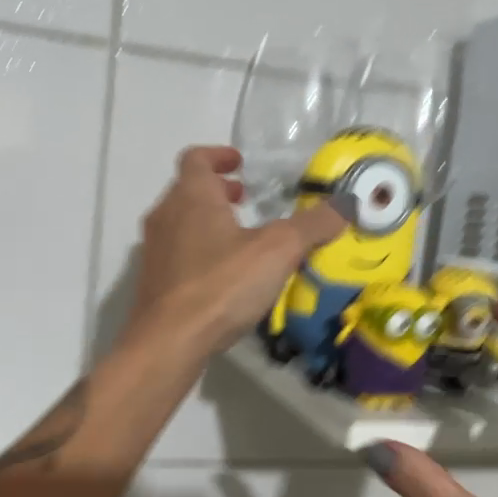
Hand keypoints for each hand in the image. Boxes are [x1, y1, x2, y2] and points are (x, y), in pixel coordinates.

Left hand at [121, 146, 346, 355]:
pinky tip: (223, 278)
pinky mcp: (152, 282)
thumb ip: (312, 225)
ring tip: (240, 240)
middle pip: (188, 190)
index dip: (219, 155)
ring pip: (180, 223)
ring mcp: (153, 251)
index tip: (241, 164)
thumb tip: (345, 205)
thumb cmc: (221, 284)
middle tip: (246, 200)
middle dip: (218, 192)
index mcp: (191, 196)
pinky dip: (198, 253)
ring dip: (207, 223)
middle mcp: (165, 215)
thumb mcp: (277, 251)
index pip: (196, 158)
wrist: (168, 341)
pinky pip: (177, 255)